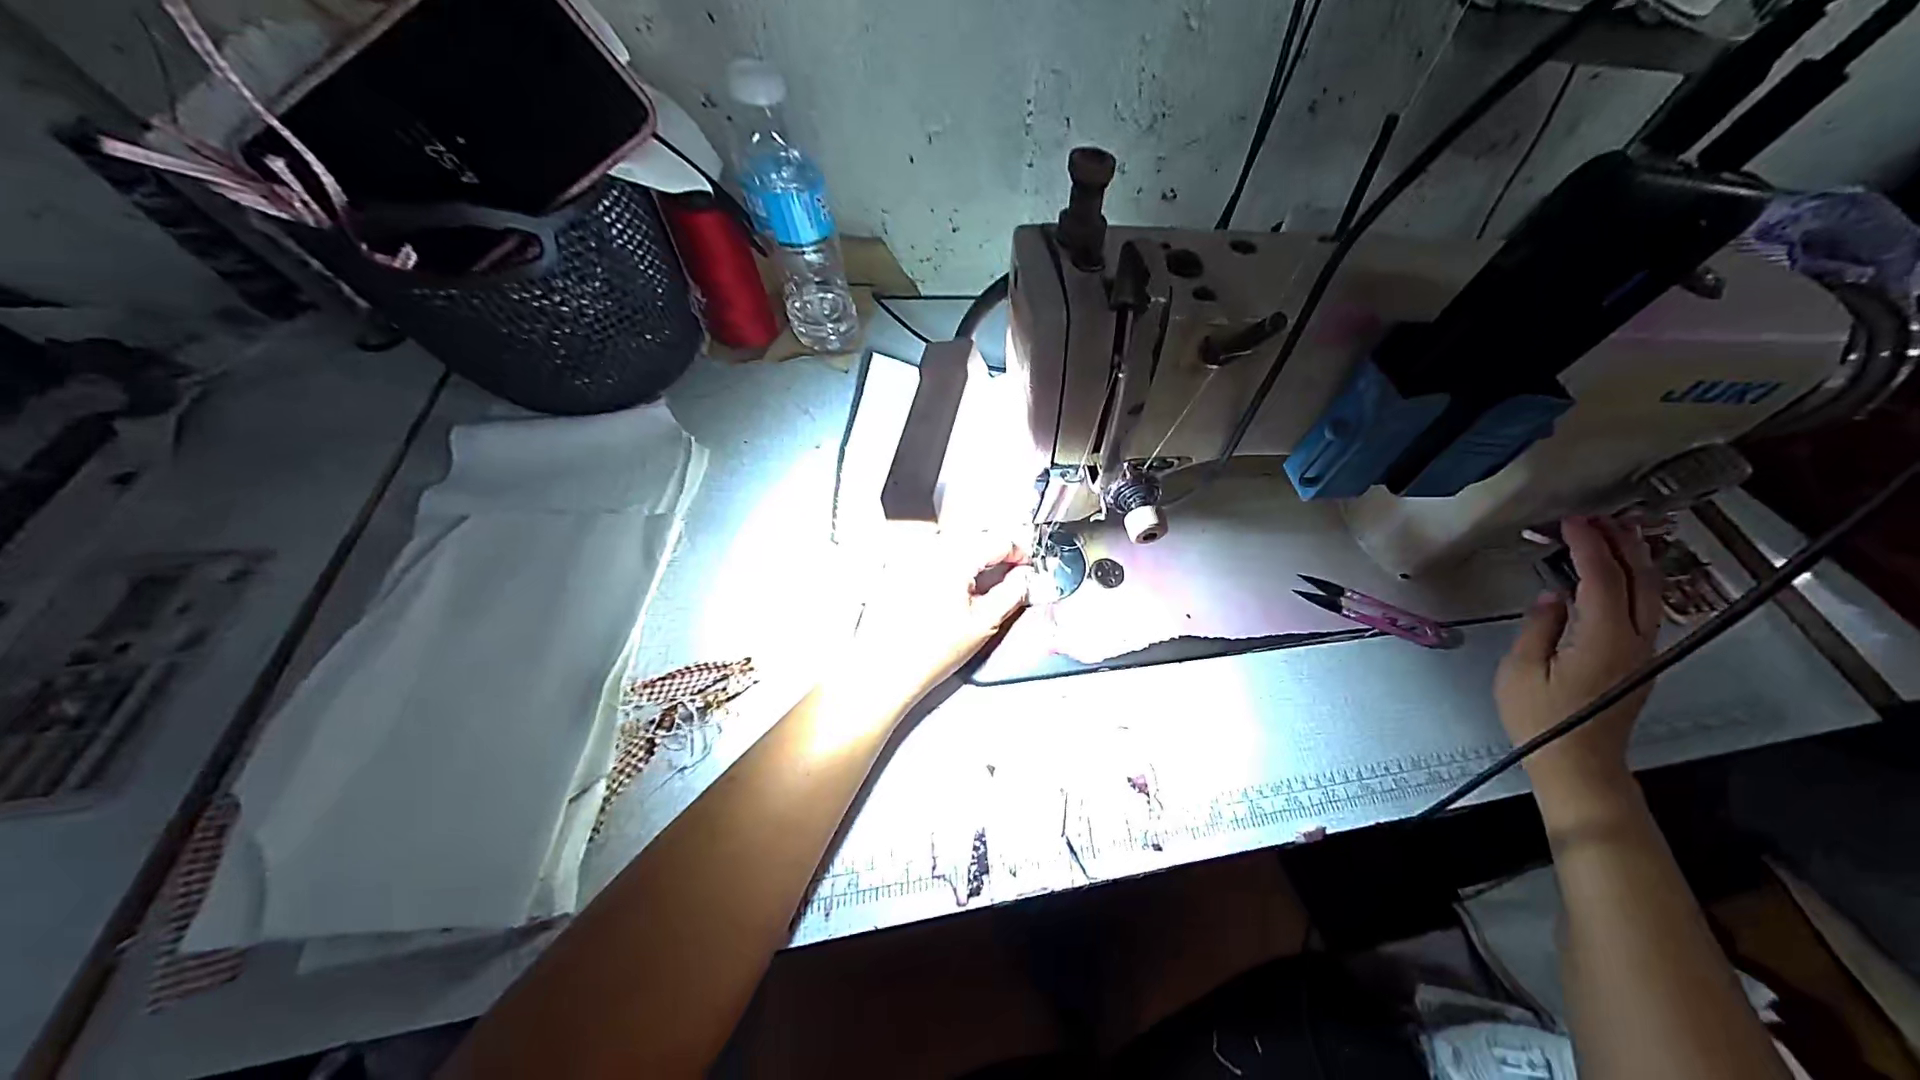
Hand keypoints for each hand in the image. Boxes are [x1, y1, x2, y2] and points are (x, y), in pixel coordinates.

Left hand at [845, 527, 1034, 707]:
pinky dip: (945, 570)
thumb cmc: (926, 653)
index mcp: (954, 558)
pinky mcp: (895, 570)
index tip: (1025, 566)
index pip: (997, 540)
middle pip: (973, 539)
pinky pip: (929, 559)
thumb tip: (1024, 577)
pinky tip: (946, 598)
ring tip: (975, 592)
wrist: (883, 670)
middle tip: (1008, 578)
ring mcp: (909, 558)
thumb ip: (1012, 593)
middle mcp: (928, 550)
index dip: (1018, 553)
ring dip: (970, 561)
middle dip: (993, 555)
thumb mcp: (984, 624)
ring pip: (951, 547)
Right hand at [1495, 516, 1661, 812]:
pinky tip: (1612, 573)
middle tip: (1597, 517)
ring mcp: (1642, 650)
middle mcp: (1635, 640)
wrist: (1578, 762)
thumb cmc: (1540, 718)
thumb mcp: (1520, 670)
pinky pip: (1642, 607)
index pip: (1603, 579)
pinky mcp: (1637, 658)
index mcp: (1603, 639)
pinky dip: (1630, 580)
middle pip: (1640, 580)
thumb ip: (1539, 628)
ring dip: (1632, 559)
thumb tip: (1553, 597)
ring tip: (1610, 534)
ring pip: (1650, 592)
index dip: (1589, 546)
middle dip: (1621, 543)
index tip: (1572, 521)